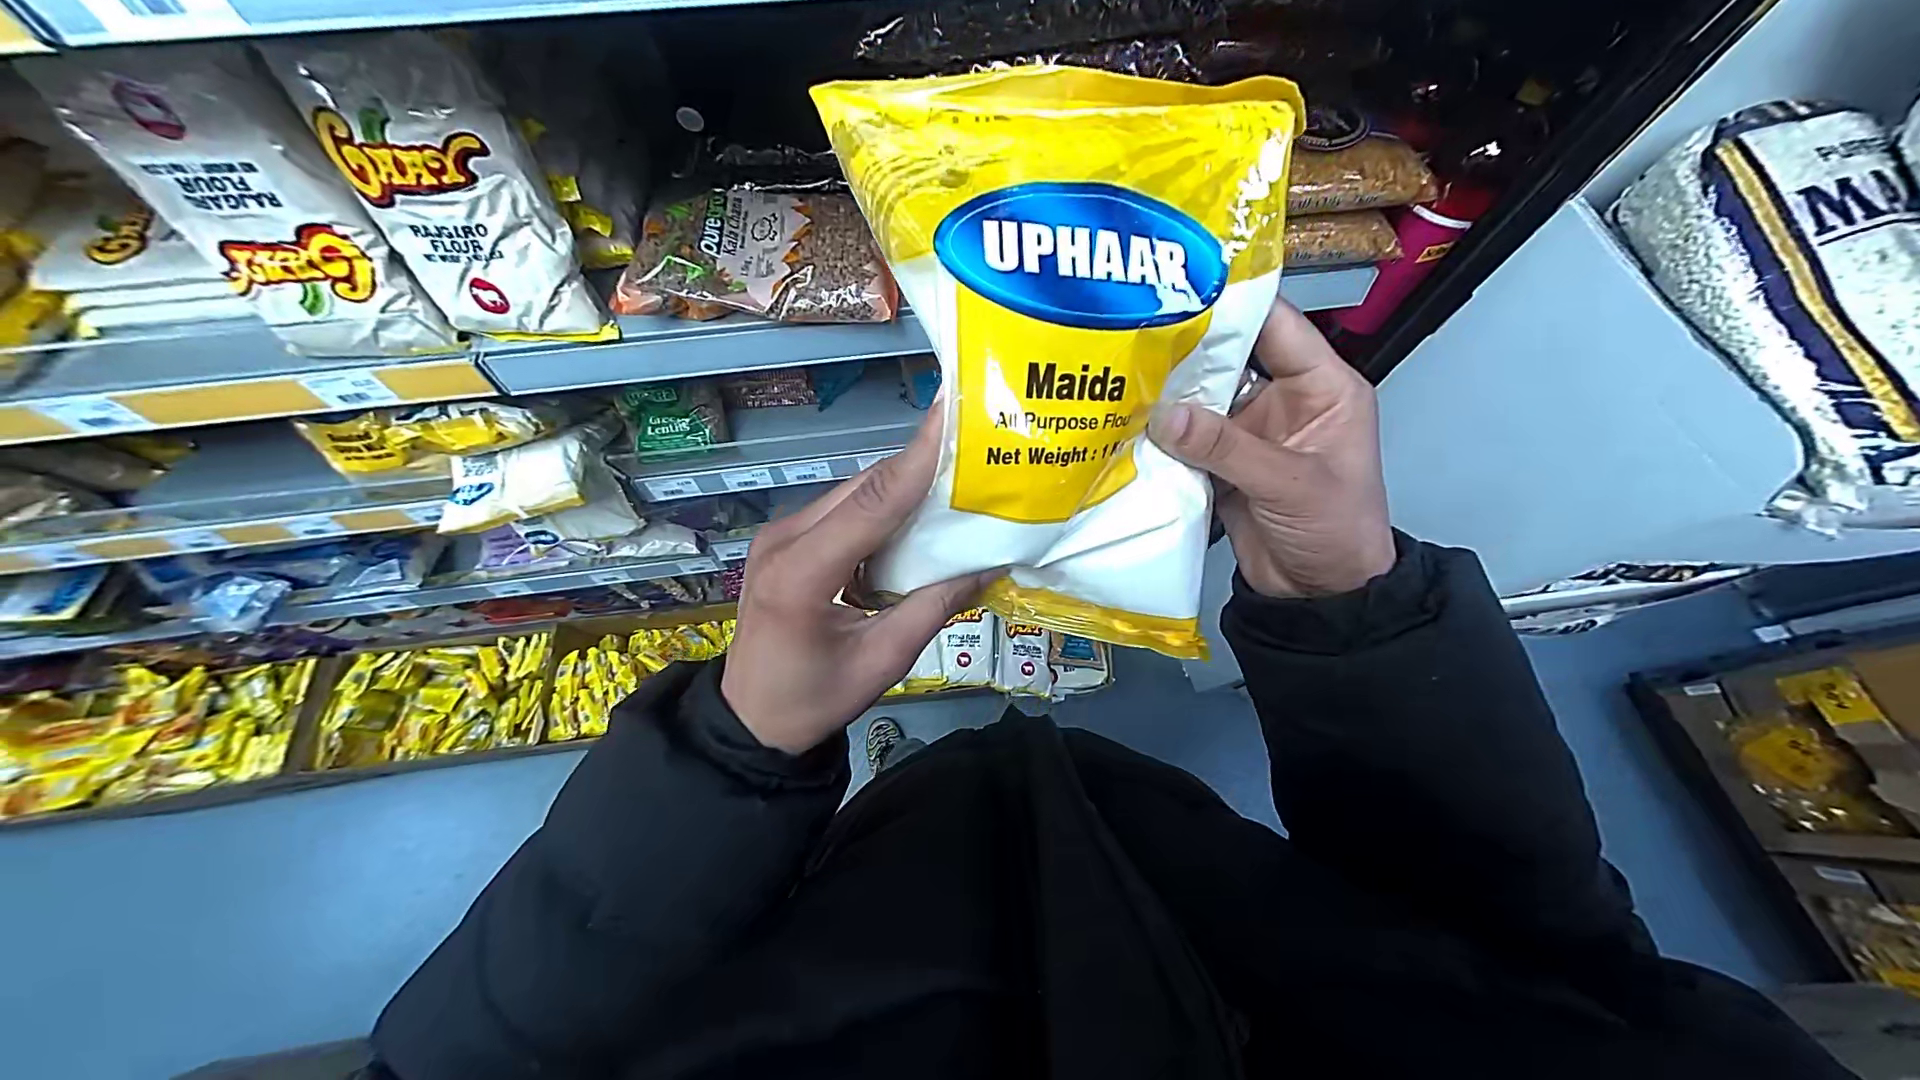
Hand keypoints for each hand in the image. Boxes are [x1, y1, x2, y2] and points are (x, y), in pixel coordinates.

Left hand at [721, 407, 997, 753]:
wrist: (751, 717)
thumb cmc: (814, 698)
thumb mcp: (881, 662)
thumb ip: (933, 609)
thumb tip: (986, 566)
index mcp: (802, 572)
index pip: (871, 504)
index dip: (916, 461)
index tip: (951, 418)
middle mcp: (784, 538)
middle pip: (863, 488)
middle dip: (919, 466)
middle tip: (972, 447)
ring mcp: (781, 534)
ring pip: (854, 493)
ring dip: (903, 485)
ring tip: (955, 476)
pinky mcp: (787, 539)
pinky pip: (844, 509)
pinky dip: (883, 507)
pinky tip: (915, 512)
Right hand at [1148, 301, 1394, 598]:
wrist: (1319, 594)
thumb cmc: (1337, 533)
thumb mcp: (1290, 484)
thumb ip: (1228, 448)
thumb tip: (1164, 415)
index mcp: (1321, 387)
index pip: (1277, 325)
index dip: (1235, 302)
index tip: (1183, 284)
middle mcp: (1282, 399)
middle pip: (1229, 357)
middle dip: (1186, 346)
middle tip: (1134, 328)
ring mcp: (1247, 432)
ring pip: (1201, 398)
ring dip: (1168, 392)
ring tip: (1122, 371)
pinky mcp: (1221, 463)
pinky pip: (1187, 437)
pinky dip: (1162, 432)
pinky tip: (1129, 421)